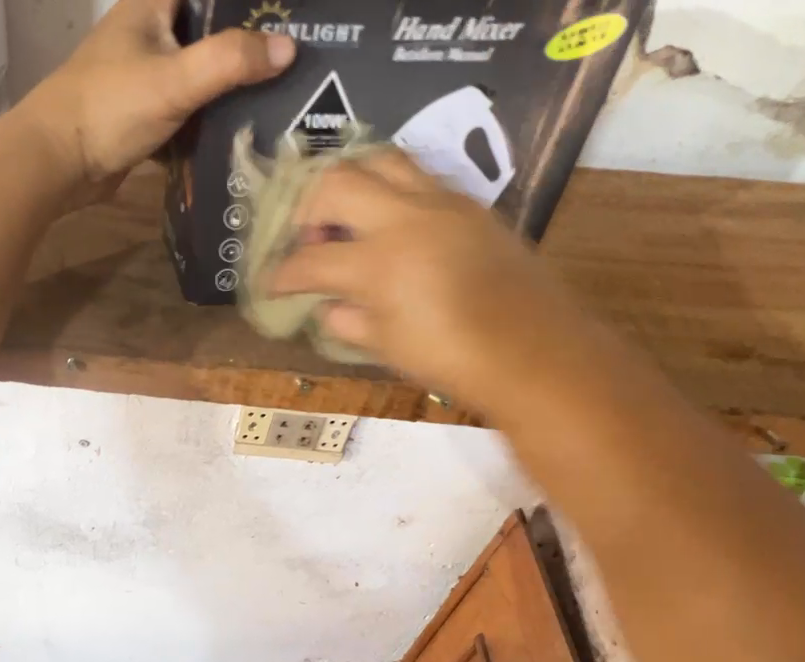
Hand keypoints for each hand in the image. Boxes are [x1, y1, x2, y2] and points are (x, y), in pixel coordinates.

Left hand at [13, 0, 294, 195]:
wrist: (54, 164)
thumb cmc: (108, 109)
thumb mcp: (175, 80)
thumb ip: (231, 61)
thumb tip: (288, 48)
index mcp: (151, 5)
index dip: (243, 1)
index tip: (282, 11)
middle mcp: (147, 33)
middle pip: (207, 28)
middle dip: (245, 43)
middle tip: (291, 55)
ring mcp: (142, 76)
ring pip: (198, 72)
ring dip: (229, 84)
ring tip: (278, 92)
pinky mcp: (141, 116)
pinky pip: (185, 110)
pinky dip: (208, 120)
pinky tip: (241, 130)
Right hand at [270, 150, 620, 412]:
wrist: (533, 352)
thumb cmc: (452, 359)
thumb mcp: (385, 348)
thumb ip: (347, 320)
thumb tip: (328, 305)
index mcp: (379, 262)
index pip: (310, 259)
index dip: (282, 274)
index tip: (271, 284)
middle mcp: (406, 217)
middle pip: (337, 181)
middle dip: (309, 207)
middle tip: (309, 239)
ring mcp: (442, 203)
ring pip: (381, 159)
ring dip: (352, 182)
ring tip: (347, 217)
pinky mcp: (469, 204)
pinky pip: (418, 178)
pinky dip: (390, 191)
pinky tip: (391, 226)